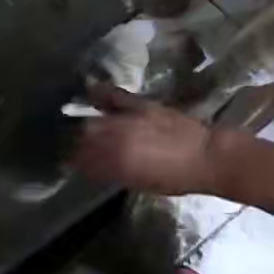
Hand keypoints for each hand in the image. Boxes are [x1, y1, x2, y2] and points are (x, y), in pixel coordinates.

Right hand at [69, 85, 222, 195]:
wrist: (206, 156)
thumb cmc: (175, 179)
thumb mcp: (138, 182)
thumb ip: (111, 173)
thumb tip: (90, 167)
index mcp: (115, 163)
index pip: (81, 160)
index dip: (72, 162)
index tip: (67, 163)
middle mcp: (115, 139)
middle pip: (83, 139)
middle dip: (75, 144)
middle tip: (71, 147)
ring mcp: (126, 119)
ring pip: (93, 121)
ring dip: (83, 126)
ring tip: (79, 128)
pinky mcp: (139, 104)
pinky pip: (113, 96)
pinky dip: (100, 93)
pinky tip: (89, 90)